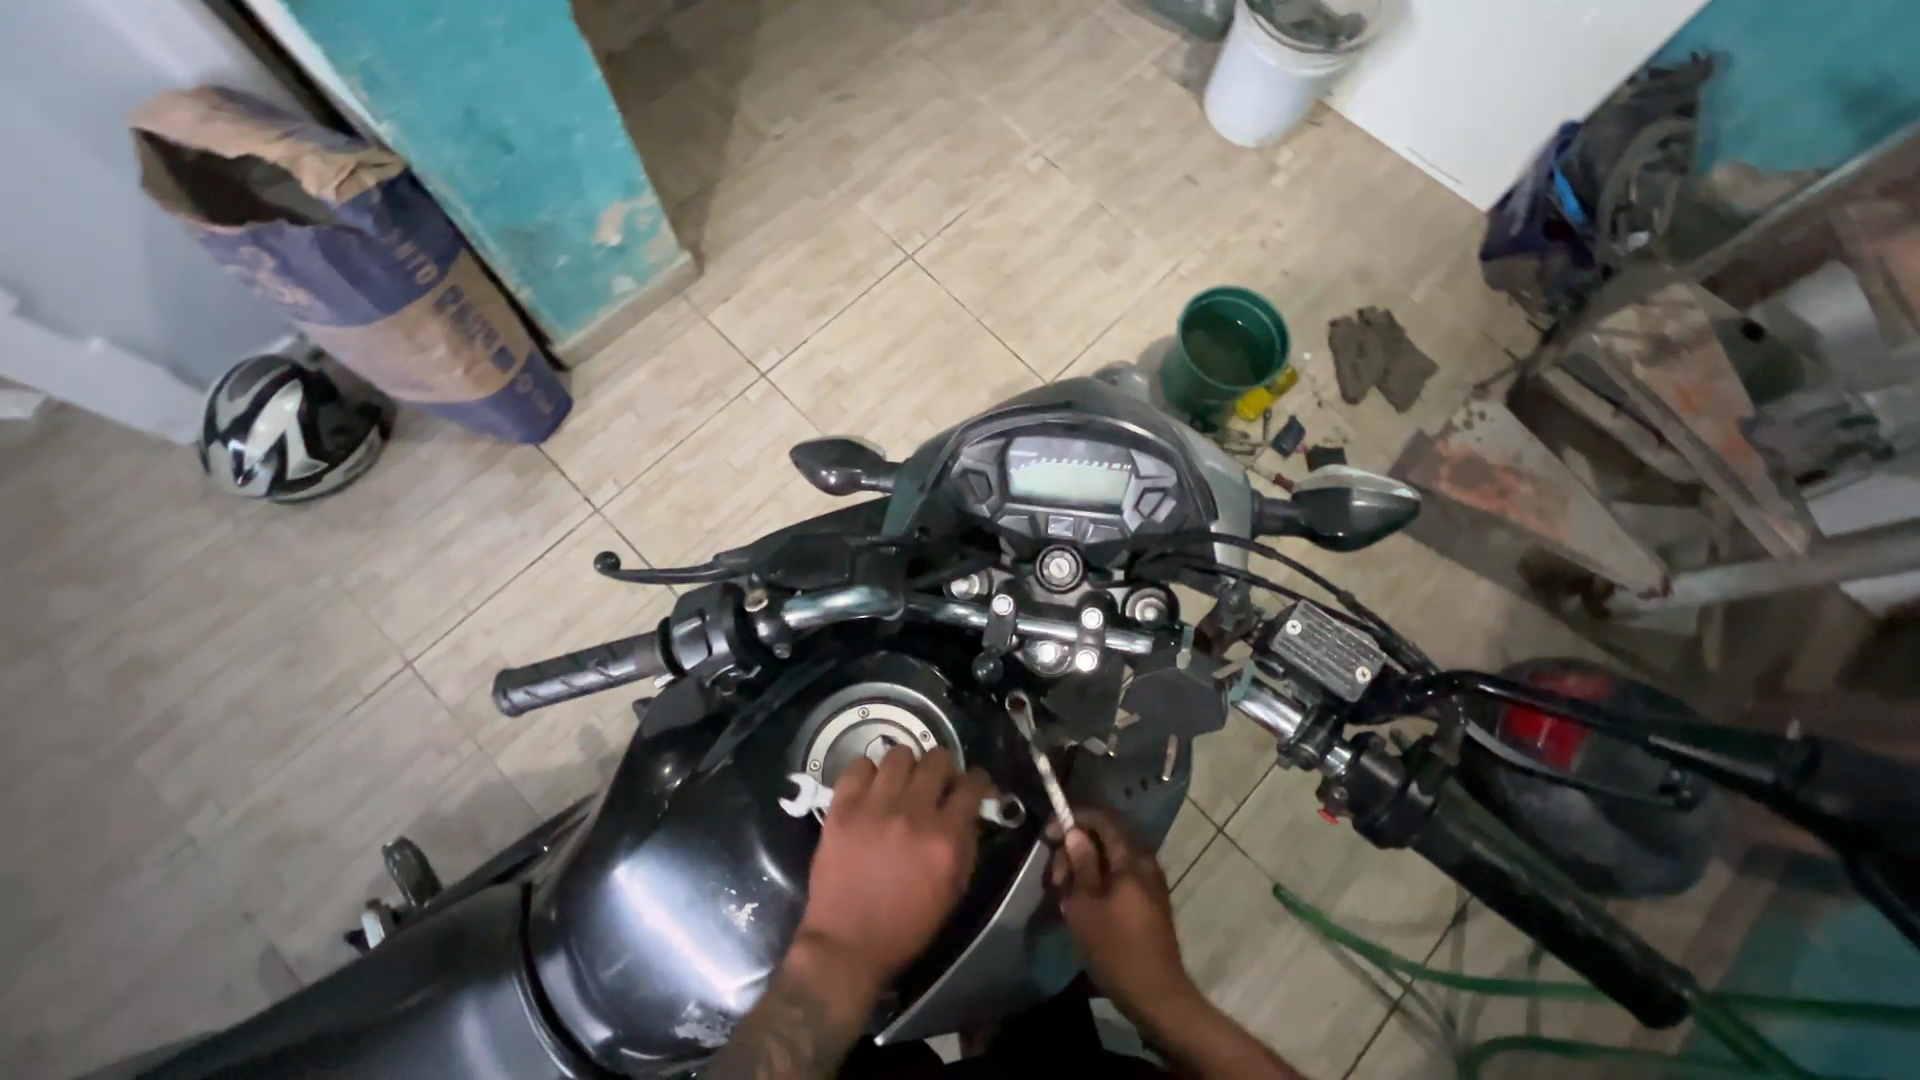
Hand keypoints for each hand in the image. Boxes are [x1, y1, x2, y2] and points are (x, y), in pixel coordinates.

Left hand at [795, 746, 995, 991]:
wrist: (847, 944)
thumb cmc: (907, 925)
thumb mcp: (954, 890)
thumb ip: (966, 844)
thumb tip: (969, 812)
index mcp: (945, 838)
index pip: (972, 785)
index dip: (978, 780)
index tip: (973, 785)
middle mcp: (913, 814)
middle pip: (937, 760)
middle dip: (943, 767)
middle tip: (937, 783)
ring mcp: (874, 807)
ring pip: (899, 754)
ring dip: (907, 766)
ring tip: (902, 783)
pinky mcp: (842, 808)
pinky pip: (859, 766)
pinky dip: (869, 772)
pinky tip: (872, 789)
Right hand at [1048, 808, 1204, 1024]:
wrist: (1156, 995)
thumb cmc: (1115, 948)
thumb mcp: (1086, 905)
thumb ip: (1081, 863)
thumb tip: (1075, 832)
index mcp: (1131, 859)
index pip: (1102, 818)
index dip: (1074, 819)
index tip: (1050, 835)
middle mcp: (1144, 863)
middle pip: (1105, 839)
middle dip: (1075, 851)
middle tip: (1056, 880)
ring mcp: (1150, 883)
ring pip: (1110, 861)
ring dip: (1084, 870)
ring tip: (1065, 898)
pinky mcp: (1149, 902)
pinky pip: (1119, 879)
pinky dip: (1098, 884)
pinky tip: (1082, 908)